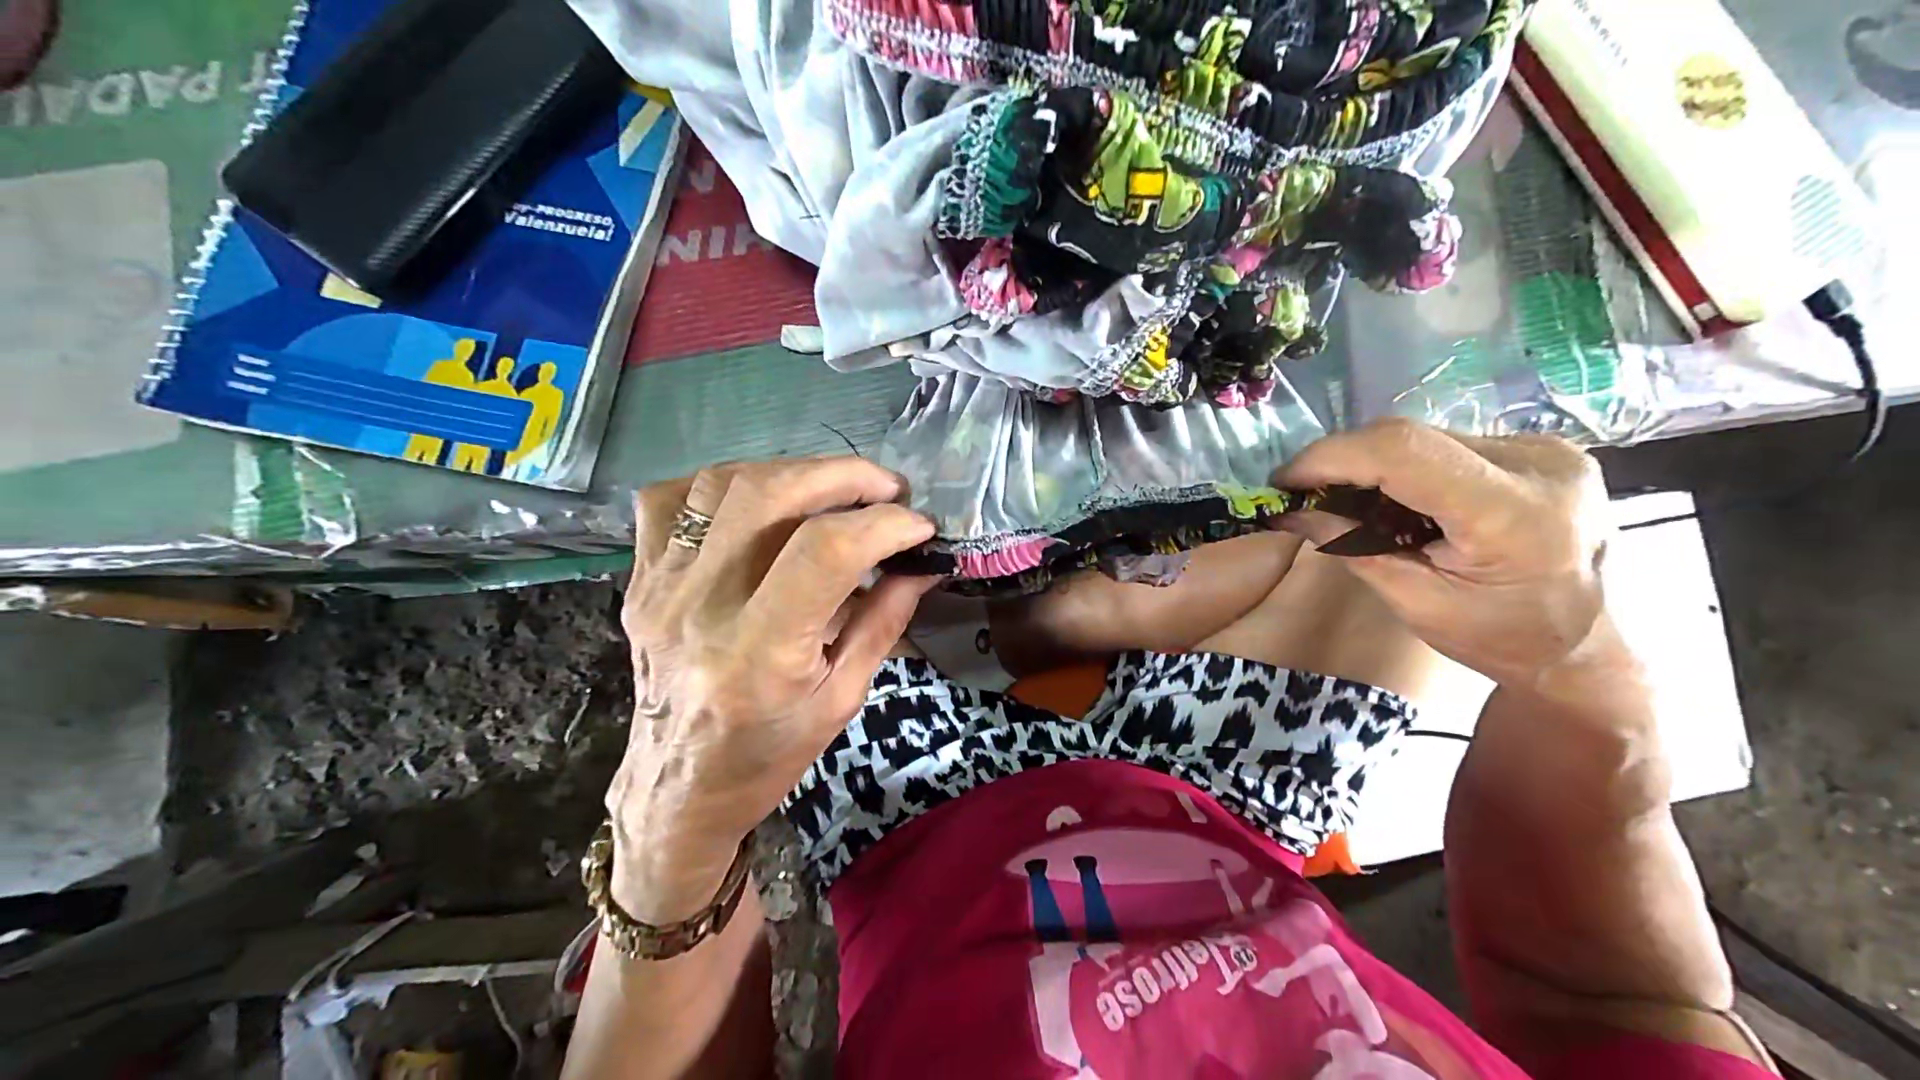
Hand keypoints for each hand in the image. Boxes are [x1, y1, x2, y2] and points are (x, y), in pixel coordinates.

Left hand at [610, 458, 936, 921]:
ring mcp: (661, 587)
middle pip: (770, 496)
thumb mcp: (842, 699)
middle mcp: (702, 608)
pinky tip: (759, 502)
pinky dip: (722, 484)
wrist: (677, 789)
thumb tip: (923, 561)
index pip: (826, 551)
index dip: (883, 524)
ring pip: (721, 484)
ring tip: (831, 489)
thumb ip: (884, 621)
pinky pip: (669, 499)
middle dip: (842, 476)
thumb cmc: (768, 755)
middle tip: (885, 488)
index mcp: (761, 653)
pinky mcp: (640, 580)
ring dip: (791, 472)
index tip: (918, 525)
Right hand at [1273, 420, 1614, 687]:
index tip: (1284, 481)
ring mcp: (1544, 448)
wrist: (1587, 644)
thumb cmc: (1501, 638)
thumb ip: (1351, 548)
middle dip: (1342, 463)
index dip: (1330, 457)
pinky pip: (1446, 443)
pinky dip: (1404, 468)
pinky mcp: (1539, 446)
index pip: (1402, 453)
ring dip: (1372, 466)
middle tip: (1306, 496)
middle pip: (1408, 439)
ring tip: (1353, 504)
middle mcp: (1538, 463)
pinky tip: (1401, 501)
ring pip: (1423, 437)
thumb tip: (1290, 511)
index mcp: (1513, 514)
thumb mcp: (1416, 602)